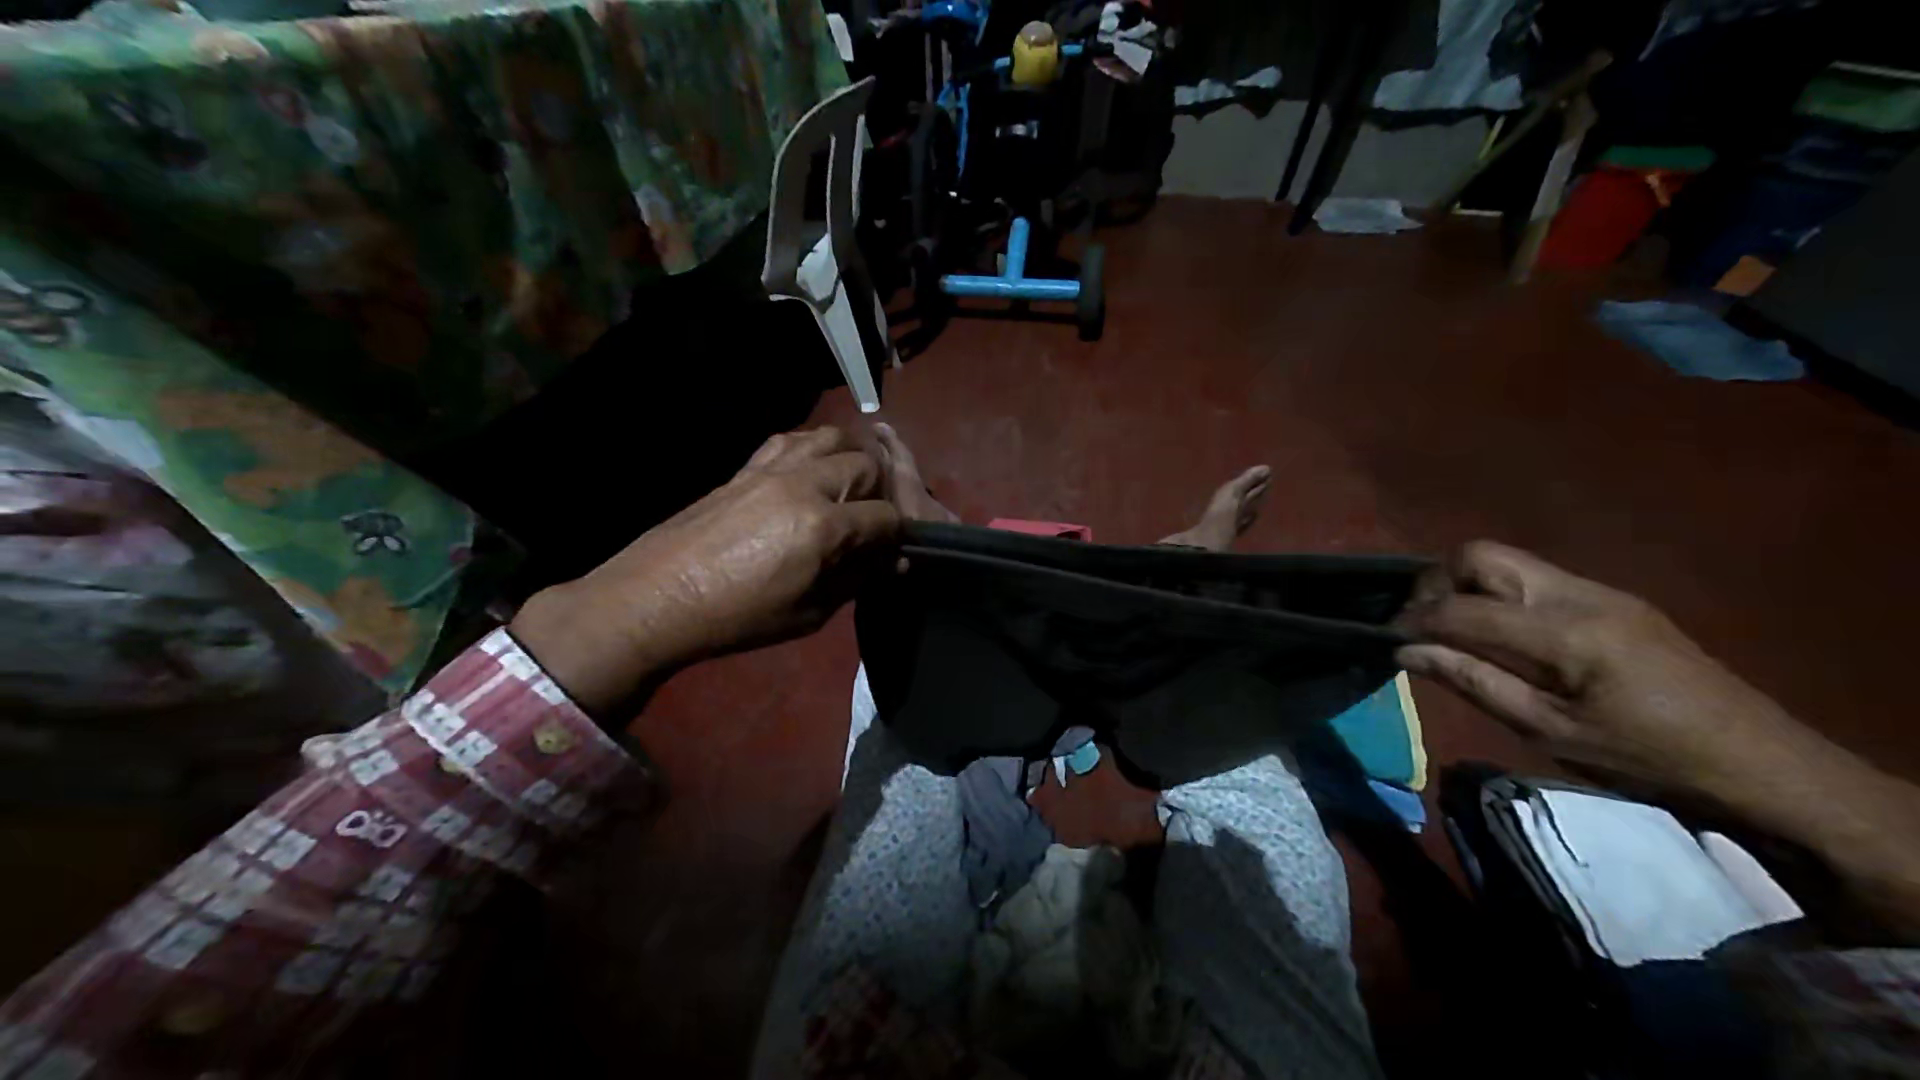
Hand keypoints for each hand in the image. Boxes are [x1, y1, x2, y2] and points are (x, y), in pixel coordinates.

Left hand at [510, 427, 900, 714]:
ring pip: (832, 436)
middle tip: (871, 519)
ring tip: (849, 485)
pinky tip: (811, 470)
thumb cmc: (739, 618)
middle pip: (867, 464)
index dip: (897, 534)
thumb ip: (856, 579)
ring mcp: (773, 469)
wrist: (659, 597)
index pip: (886, 515)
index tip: (894, 551)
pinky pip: (792, 439)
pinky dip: (812, 448)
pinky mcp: (748, 466)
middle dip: (880, 491)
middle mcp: (804, 484)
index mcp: (823, 527)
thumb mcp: (809, 613)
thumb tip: (891, 560)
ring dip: (851, 457)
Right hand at [1393, 541, 1815, 802]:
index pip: (1459, 608)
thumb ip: (1473, 682)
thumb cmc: (1648, 759)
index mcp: (1563, 633)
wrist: (1762, 762)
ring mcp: (1599, 590)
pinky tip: (1501, 634)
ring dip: (1466, 586)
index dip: (1413, 621)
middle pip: (1479, 556)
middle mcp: (1577, 594)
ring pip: (1505, 561)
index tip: (1388, 639)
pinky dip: (1498, 594)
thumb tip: (1406, 650)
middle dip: (1436, 584)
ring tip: (1455, 630)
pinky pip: (1534, 577)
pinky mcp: (1612, 598)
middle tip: (1423, 625)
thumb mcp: (1550, 732)